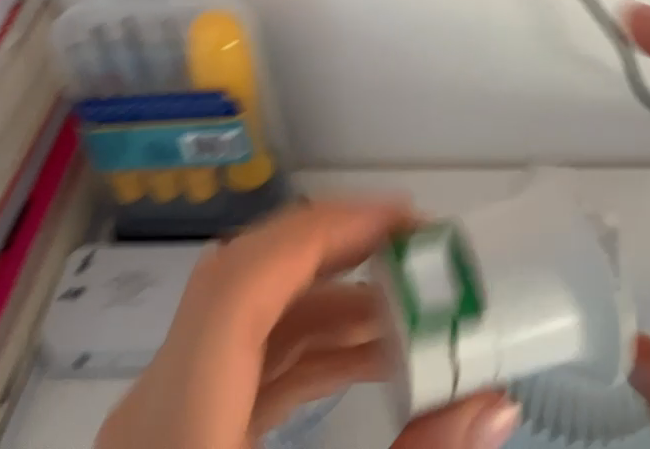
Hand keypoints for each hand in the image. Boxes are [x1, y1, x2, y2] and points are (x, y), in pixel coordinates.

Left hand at [96, 199, 521, 448]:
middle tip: (416, 255)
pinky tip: (364, 368)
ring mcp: (160, 428)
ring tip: (409, 313)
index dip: (324, 232)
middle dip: (335, 257)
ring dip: (325, 308)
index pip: (244, 280)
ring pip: (242, 330)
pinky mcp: (175, 447)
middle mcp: (156, 408)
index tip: (405, 223)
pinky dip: (303, 355)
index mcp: (179, 421)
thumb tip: (493, 403)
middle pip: (242, 289)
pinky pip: (240, 373)